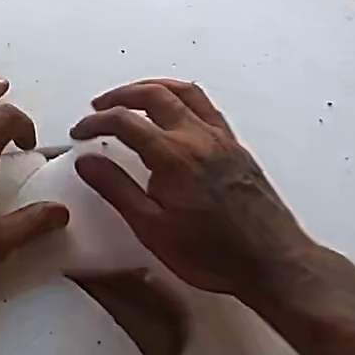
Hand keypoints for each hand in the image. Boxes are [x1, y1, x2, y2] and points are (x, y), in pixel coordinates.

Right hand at [70, 79, 312, 299]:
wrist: (275, 266)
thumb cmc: (213, 254)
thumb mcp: (151, 228)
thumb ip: (116, 189)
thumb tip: (86, 162)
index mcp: (173, 156)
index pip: (124, 121)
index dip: (95, 123)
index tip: (80, 132)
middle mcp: (198, 138)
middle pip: (153, 94)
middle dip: (120, 96)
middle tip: (99, 108)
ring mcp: (221, 139)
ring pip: (183, 92)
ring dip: (151, 88)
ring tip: (132, 97)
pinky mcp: (236, 147)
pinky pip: (205, 107)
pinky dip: (180, 98)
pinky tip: (172, 112)